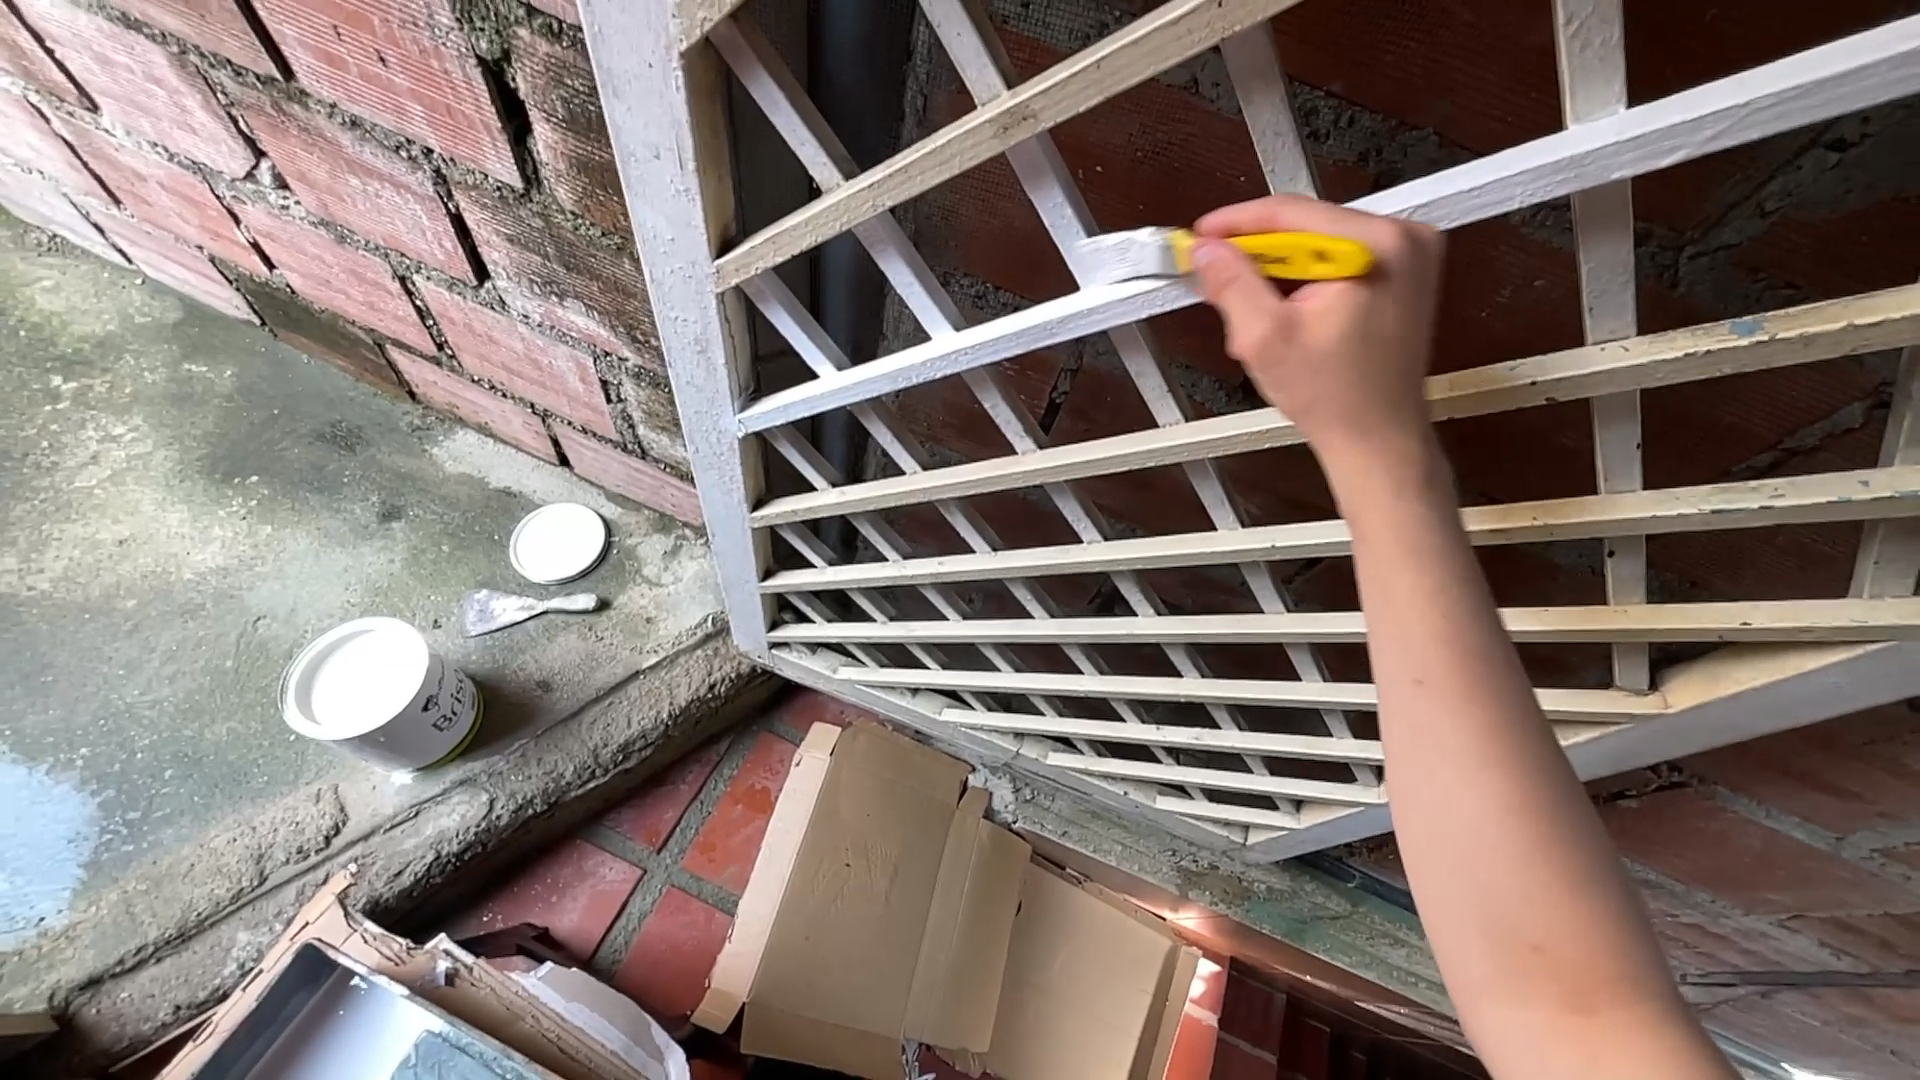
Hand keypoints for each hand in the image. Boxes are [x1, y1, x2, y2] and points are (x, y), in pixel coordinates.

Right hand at [1192, 195, 1444, 463]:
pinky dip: (1303, 284)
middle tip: (1217, 283)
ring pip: (1318, 247)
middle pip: (1307, 228)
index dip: (1237, 223)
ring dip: (1277, 275)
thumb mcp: (1265, 338)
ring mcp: (1411, 257)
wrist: (1378, 438)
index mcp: (1377, 244)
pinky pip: (1338, 264)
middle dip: (1257, 258)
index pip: (1292, 212)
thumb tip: (1206, 250)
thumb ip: (1232, 285)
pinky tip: (1284, 317)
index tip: (1200, 236)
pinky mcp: (1405, 277)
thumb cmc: (1331, 396)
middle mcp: (1404, 238)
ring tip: (1251, 315)